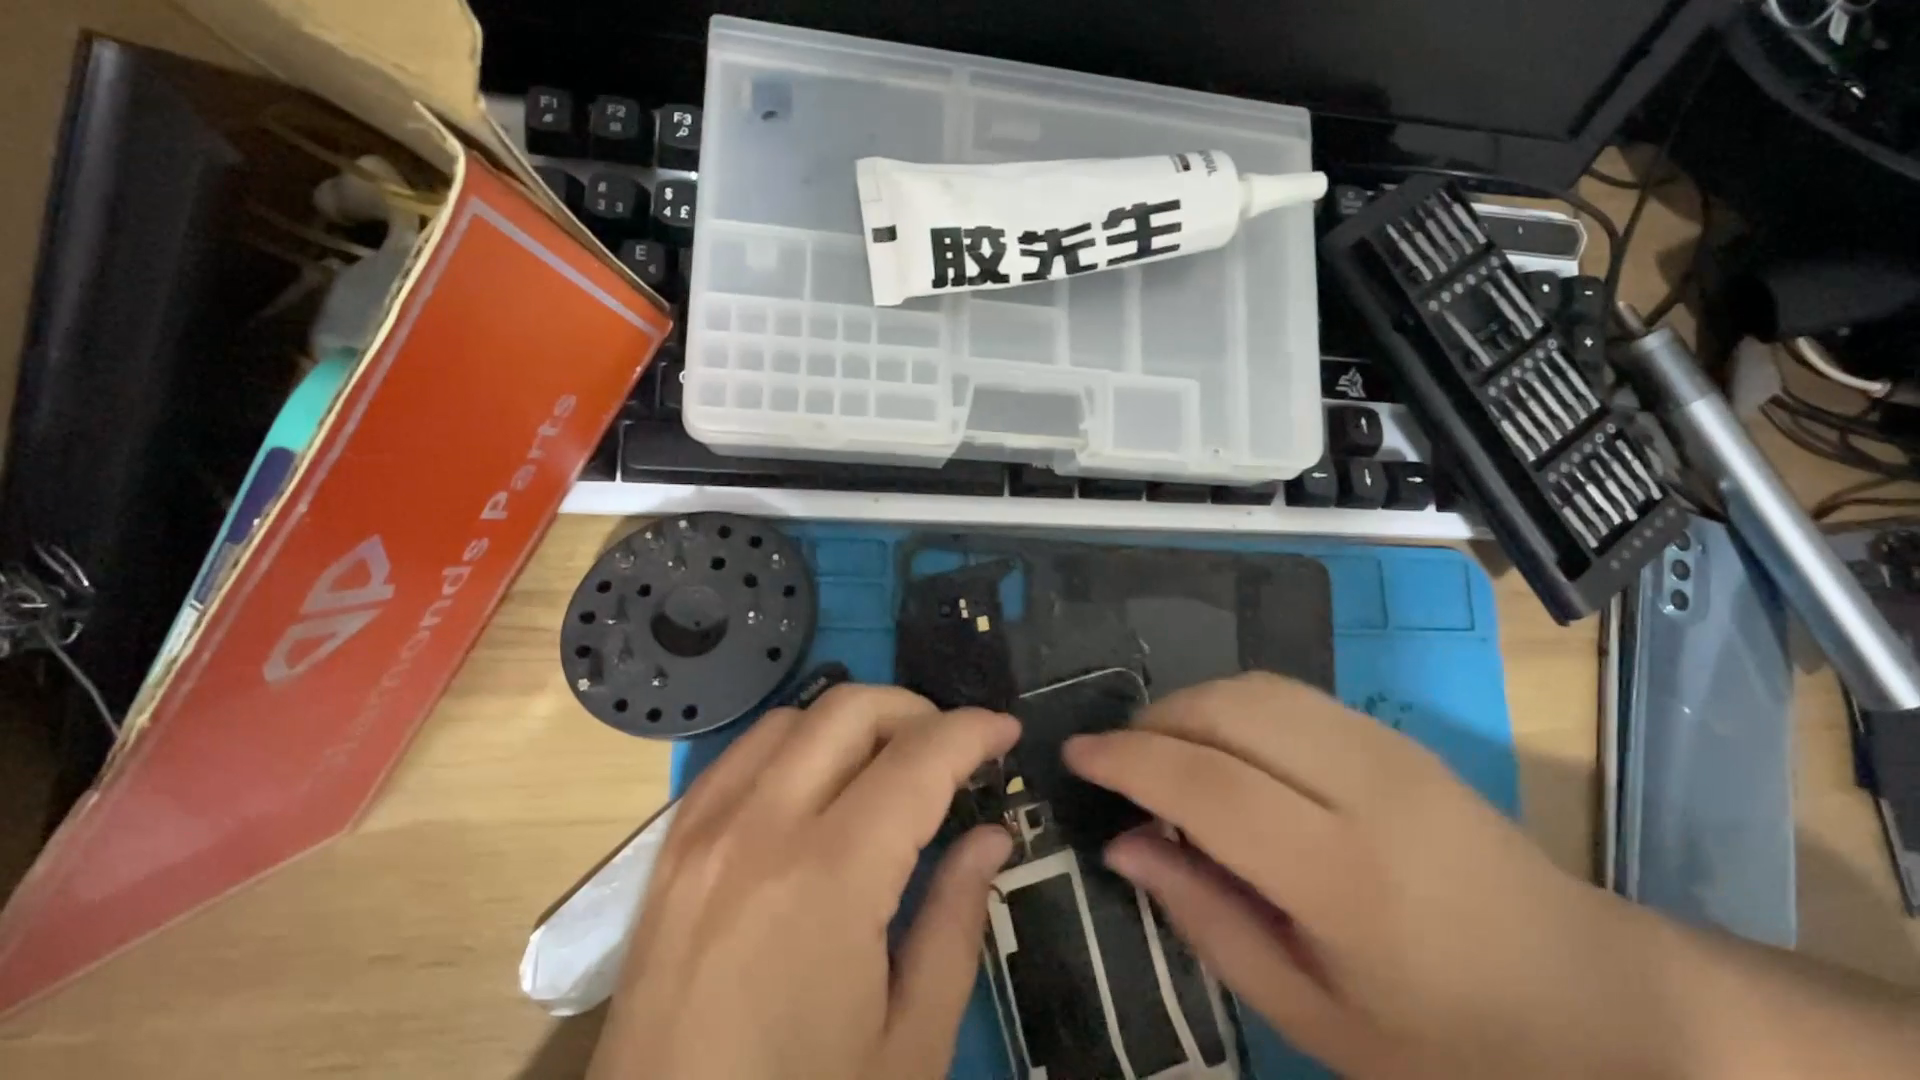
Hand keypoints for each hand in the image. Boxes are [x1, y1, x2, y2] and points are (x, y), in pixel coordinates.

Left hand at [588, 684, 1019, 1079]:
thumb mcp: (909, 1042)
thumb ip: (955, 921)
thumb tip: (990, 837)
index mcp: (831, 876)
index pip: (917, 759)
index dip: (972, 732)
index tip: (1007, 732)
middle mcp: (759, 828)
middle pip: (848, 710)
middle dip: (916, 711)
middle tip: (955, 751)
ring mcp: (701, 833)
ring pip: (788, 719)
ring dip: (851, 722)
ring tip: (890, 765)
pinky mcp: (667, 852)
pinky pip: (735, 758)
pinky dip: (790, 745)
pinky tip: (815, 787)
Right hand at [1063, 672, 1669, 1077]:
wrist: (1599, 1000)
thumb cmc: (1449, 1039)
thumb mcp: (1312, 1014)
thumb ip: (1208, 919)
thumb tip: (1124, 842)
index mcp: (1342, 873)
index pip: (1206, 782)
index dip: (1127, 759)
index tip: (1074, 755)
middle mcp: (1367, 786)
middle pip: (1230, 708)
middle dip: (1154, 719)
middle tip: (1115, 762)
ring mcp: (1392, 750)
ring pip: (1260, 687)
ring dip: (1193, 706)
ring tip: (1161, 753)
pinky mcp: (1403, 739)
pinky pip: (1295, 697)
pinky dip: (1237, 707)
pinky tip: (1224, 752)